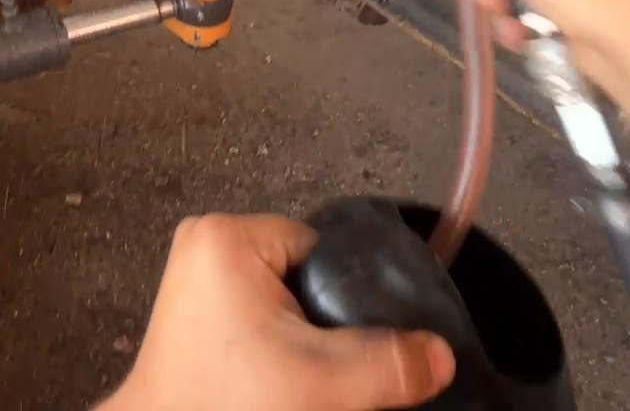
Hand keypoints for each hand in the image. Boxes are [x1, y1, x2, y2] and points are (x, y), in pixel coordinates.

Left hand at [101, 214, 452, 410]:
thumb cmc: (233, 403)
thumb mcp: (322, 384)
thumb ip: (388, 364)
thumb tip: (442, 352)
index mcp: (226, 234)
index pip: (314, 248)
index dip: (344, 293)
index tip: (354, 339)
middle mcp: (204, 237)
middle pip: (296, 270)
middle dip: (319, 316)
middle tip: (330, 364)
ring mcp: (191, 269)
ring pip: (274, 293)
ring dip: (295, 332)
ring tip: (303, 373)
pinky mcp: (188, 302)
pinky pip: (248, 306)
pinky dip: (268, 336)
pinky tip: (275, 374)